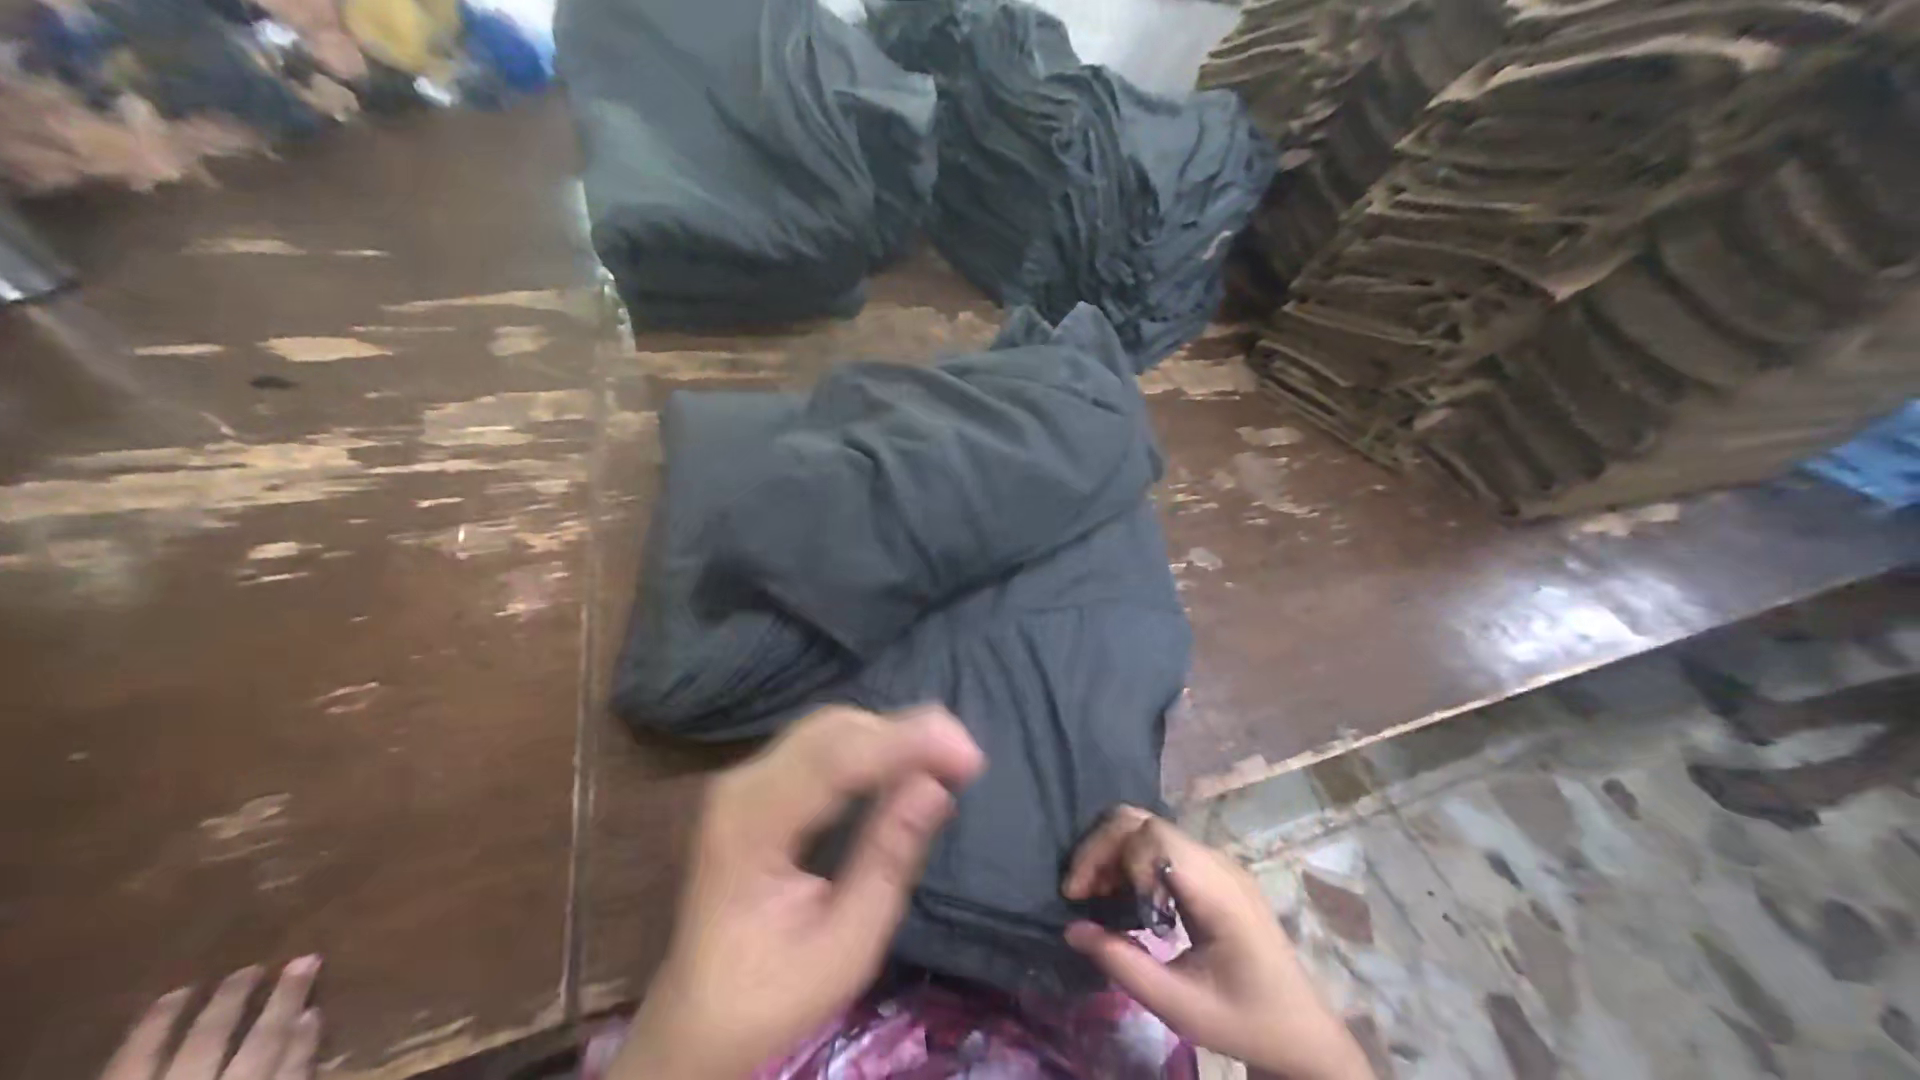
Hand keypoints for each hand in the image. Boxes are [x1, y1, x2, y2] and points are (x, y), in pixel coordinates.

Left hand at [98, 957, 321, 1079]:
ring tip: (204, 980)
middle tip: (260, 964)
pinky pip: (123, 1064)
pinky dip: (145, 1032)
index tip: (309, 964)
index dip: (291, 1002)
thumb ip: (289, 1073)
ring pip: (174, 1045)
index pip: (270, 1041)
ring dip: (193, 1009)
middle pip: (221, 1037)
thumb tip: (309, 1020)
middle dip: (243, 997)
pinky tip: (161, 1008)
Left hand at [614, 705, 984, 1078]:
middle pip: (833, 731)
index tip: (968, 756)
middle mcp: (742, 785)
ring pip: (829, 729)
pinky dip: (870, 745)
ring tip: (944, 757)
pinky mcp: (759, 785)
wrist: (697, 1019)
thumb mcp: (844, 947)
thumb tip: (934, 786)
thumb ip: (887, 859)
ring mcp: (746, 780)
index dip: (906, 744)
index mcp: (750, 826)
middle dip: (904, 733)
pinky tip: (903, 760)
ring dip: (889, 735)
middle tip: (965, 758)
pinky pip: (821, 745)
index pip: (836, 761)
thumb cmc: (769, 998)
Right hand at [1062, 807, 1373, 1079]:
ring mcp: (1215, 862)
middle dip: (1101, 847)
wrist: (1303, 1032)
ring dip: (1112, 851)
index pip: (1153, 836)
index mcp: (1217, 890)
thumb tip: (1072, 929)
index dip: (1113, 857)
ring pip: (1148, 828)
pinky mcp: (1210, 870)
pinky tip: (1121, 896)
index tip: (1084, 898)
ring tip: (1093, 893)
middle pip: (1143, 821)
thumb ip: (1123, 964)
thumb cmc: (1245, 1021)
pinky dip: (1129, 859)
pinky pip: (1160, 845)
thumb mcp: (1180, 1006)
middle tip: (1078, 890)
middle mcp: (1215, 861)